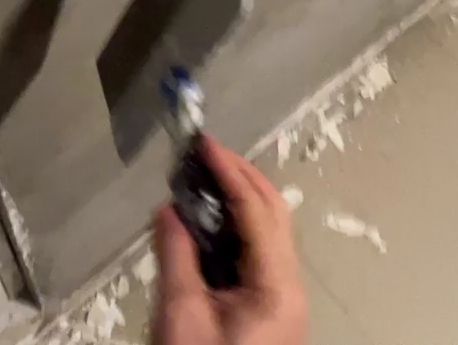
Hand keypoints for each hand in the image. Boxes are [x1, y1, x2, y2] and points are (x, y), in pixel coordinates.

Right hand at [153, 136, 306, 344]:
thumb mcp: (181, 315)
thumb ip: (176, 252)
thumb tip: (168, 207)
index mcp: (276, 288)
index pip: (256, 210)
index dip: (229, 170)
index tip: (202, 142)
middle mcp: (289, 288)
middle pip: (274, 213)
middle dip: (241, 175)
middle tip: (203, 151)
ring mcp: (283, 300)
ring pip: (269, 230)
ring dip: (239, 196)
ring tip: (202, 174)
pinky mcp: (269, 310)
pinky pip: (258, 250)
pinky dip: (236, 223)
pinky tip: (207, 216)